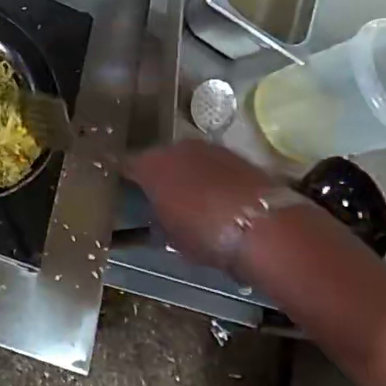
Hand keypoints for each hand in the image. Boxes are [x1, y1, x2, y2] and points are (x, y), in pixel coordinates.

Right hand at [124, 141, 292, 270]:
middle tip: (157, 195)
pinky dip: (210, 176)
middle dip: (158, 174)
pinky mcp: (237, 155)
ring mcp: (209, 148)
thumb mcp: (170, 236)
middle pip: (159, 158)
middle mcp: (176, 148)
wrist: (263, 226)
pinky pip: (213, 165)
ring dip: (186, 173)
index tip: (122, 189)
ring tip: (189, 196)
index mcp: (150, 165)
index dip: (124, 178)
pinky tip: (215, 195)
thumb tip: (157, 215)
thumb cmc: (204, 234)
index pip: (126, 166)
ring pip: (188, 159)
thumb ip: (158, 219)